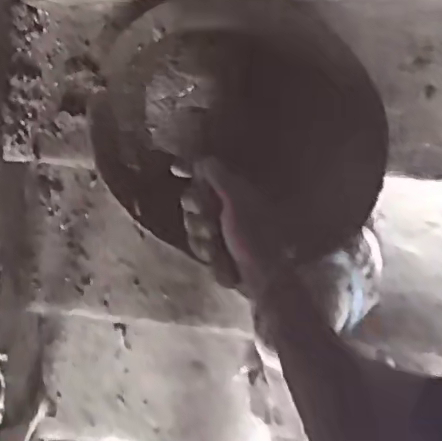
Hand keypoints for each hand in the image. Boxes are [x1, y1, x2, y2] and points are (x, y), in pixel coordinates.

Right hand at [181, 158, 285, 294]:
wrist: (266, 282)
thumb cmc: (255, 238)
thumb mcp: (238, 202)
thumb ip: (219, 177)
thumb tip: (202, 158)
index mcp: (237, 191)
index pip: (207, 172)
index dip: (190, 169)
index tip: (175, 169)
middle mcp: (229, 207)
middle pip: (192, 199)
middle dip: (197, 213)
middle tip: (210, 224)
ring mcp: (223, 229)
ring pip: (192, 224)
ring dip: (202, 237)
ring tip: (218, 247)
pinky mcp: (218, 250)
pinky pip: (197, 244)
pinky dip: (207, 253)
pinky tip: (220, 260)